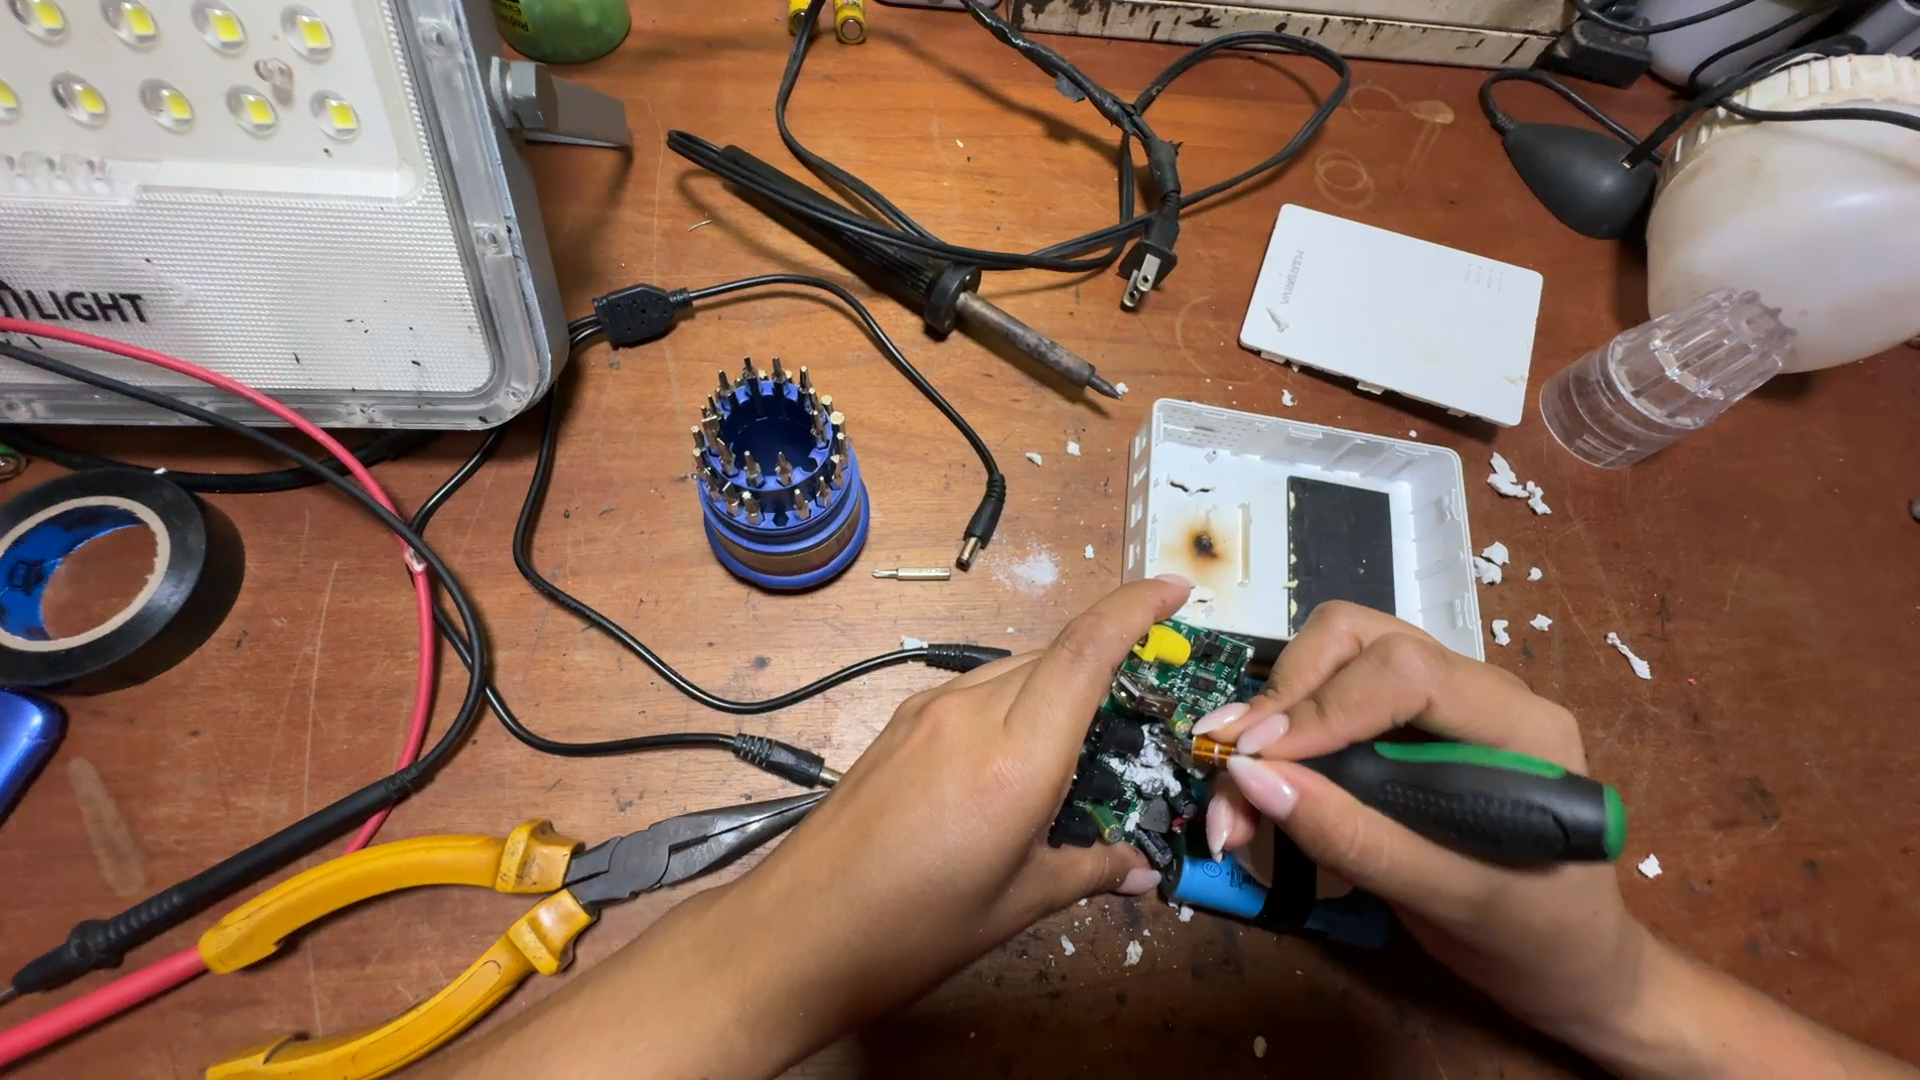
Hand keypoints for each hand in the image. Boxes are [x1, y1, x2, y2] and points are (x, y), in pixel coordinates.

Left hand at [682, 575, 1190, 1068]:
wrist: (798, 930)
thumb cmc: (915, 929)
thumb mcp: (1018, 905)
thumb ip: (1090, 869)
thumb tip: (1141, 867)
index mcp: (1014, 756)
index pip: (1085, 650)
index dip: (1135, 606)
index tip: (1175, 588)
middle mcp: (972, 711)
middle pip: (1056, 655)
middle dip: (1106, 664)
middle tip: (1135, 712)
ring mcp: (930, 707)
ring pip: (1016, 668)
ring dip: (1057, 687)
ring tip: (1073, 748)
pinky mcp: (903, 717)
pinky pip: (978, 689)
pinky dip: (1014, 702)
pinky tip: (1012, 755)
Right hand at [1195, 601, 1652, 1041]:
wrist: (1560, 956)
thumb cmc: (1534, 934)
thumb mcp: (1453, 900)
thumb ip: (1356, 837)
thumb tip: (1252, 778)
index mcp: (1516, 723)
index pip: (1405, 671)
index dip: (1323, 706)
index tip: (1257, 759)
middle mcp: (1469, 687)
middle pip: (1352, 638)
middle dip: (1282, 695)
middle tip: (1234, 762)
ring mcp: (1424, 696)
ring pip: (1323, 654)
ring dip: (1263, 713)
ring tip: (1230, 781)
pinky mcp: (1387, 717)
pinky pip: (1314, 694)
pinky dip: (1267, 733)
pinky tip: (1243, 780)